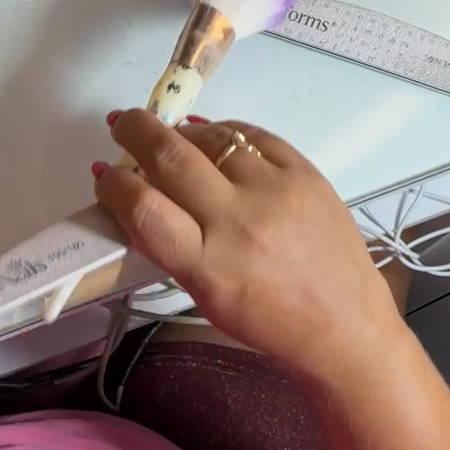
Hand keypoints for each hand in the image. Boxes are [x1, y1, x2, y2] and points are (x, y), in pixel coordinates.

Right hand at [94, 111, 401, 379]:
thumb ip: (171, 248)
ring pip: (211, 138)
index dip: (114, 185)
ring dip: (179, 133)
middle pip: (170, 157)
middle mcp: (239, 221)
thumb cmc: (267, 323)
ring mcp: (276, 190)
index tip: (106, 178)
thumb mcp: (205, 296)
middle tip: (120, 124)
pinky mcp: (305, 172)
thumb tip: (138, 200)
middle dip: (135, 131)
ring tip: (167, 138)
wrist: (343, 325)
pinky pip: (252, 134)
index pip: (142, 208)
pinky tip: (209, 137)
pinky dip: (223, 132)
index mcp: (207, 265)